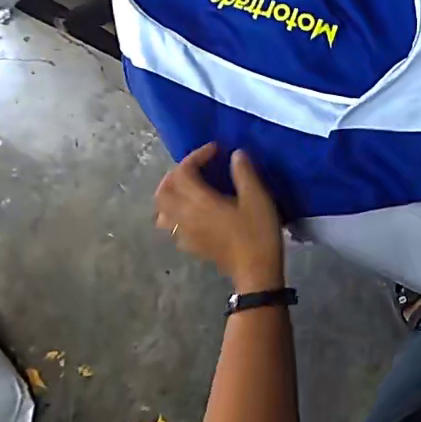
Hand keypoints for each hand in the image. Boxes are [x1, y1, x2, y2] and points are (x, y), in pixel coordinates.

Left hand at [155, 143, 285, 292]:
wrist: (256, 272)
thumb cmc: (258, 233)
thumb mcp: (257, 197)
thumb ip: (244, 172)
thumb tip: (235, 154)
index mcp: (199, 201)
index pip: (183, 172)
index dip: (196, 156)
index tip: (216, 150)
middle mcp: (185, 216)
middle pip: (164, 190)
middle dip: (177, 173)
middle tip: (197, 166)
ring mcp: (184, 233)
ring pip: (162, 209)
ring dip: (171, 193)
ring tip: (189, 187)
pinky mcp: (190, 246)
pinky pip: (171, 224)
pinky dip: (176, 211)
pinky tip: (194, 212)